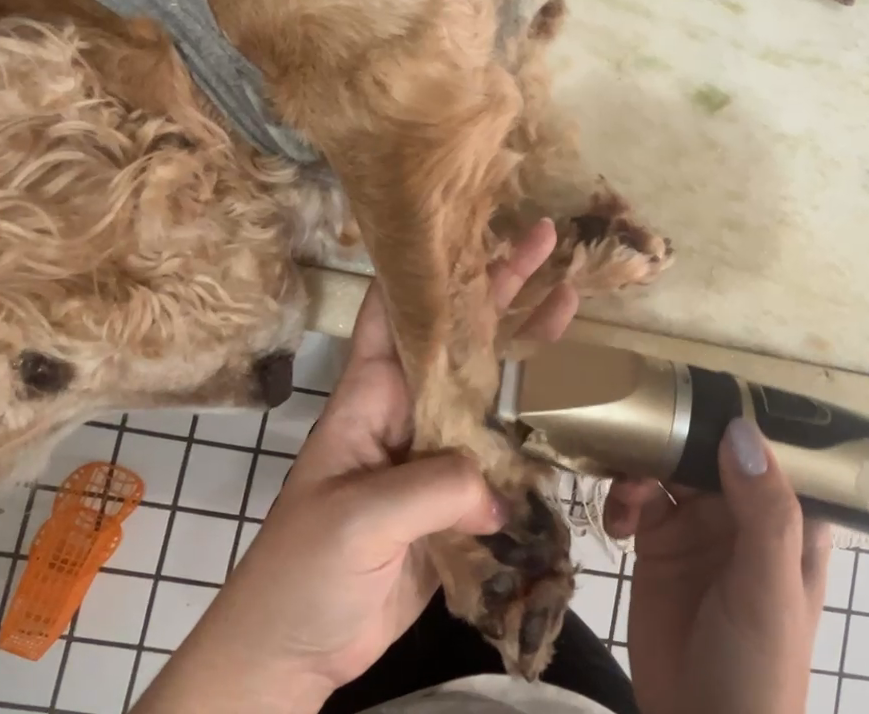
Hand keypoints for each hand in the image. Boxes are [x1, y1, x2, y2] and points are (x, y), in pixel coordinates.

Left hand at [133, 221, 580, 713]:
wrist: (296, 648)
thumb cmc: (303, 570)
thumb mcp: (358, 518)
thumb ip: (434, 487)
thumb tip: (498, 485)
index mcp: (371, 396)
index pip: (394, 311)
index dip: (427, 264)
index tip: (467, 220)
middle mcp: (408, 410)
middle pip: (461, 336)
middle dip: (499, 286)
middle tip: (545, 238)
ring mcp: (435, 451)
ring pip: (490, 386)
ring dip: (528, 344)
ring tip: (572, 298)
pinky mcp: (457, 495)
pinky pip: (504, 450)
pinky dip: (538, 423)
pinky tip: (572, 401)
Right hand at [605, 419, 833, 713]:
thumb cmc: (756, 664)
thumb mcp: (770, 587)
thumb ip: (764, 511)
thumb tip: (739, 428)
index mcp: (788, 517)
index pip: (772, 447)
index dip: (743, 414)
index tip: (705, 383)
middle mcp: (743, 510)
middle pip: (710, 447)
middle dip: (678, 432)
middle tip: (643, 425)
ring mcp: (698, 525)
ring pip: (669, 465)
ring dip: (644, 464)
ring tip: (629, 491)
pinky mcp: (657, 542)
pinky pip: (637, 497)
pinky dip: (623, 498)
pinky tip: (618, 523)